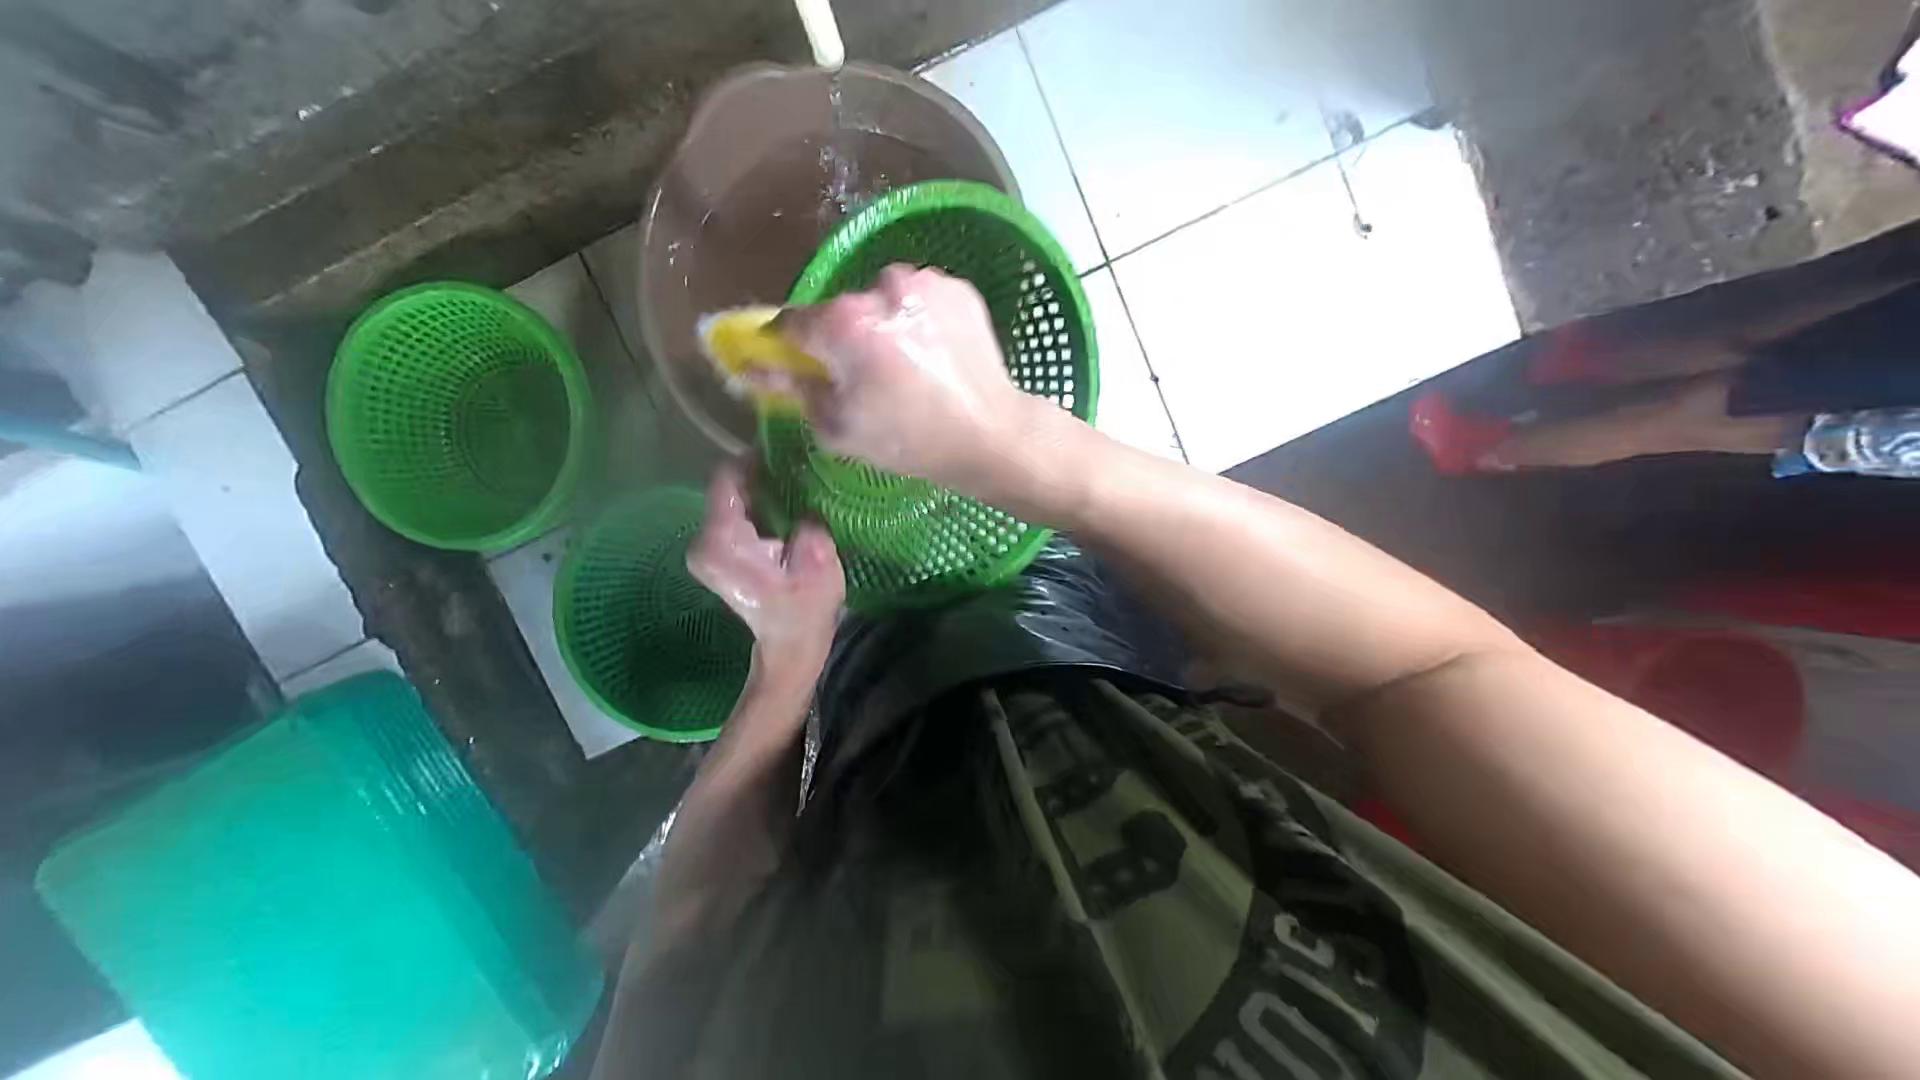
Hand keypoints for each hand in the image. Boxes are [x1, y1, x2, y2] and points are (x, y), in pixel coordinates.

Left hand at [686, 464, 844, 682]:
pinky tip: (789, 506)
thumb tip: (809, 487)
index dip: (756, 458)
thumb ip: (809, 517)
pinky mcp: (719, 552)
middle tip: (800, 465)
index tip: (788, 450)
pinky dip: (761, 506)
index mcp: (722, 541)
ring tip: (798, 483)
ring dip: (765, 490)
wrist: (789, 648)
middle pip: (730, 487)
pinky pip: (738, 515)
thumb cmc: (804, 611)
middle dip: (764, 474)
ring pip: (735, 499)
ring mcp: (708, 548)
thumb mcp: (818, 561)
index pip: (727, 478)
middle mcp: (704, 540)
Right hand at [778, 264, 1046, 489]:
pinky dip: (917, 320)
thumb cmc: (909, 442)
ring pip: (881, 300)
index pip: (791, 321)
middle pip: (840, 310)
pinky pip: (918, 299)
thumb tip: (752, 366)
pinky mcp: (958, 287)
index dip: (789, 345)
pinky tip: (934, 355)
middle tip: (867, 379)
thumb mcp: (838, 427)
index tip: (801, 365)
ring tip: (908, 368)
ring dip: (883, 326)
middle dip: (843, 339)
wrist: (992, 436)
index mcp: (846, 323)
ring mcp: (925, 282)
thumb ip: (791, 388)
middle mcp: (883, 287)